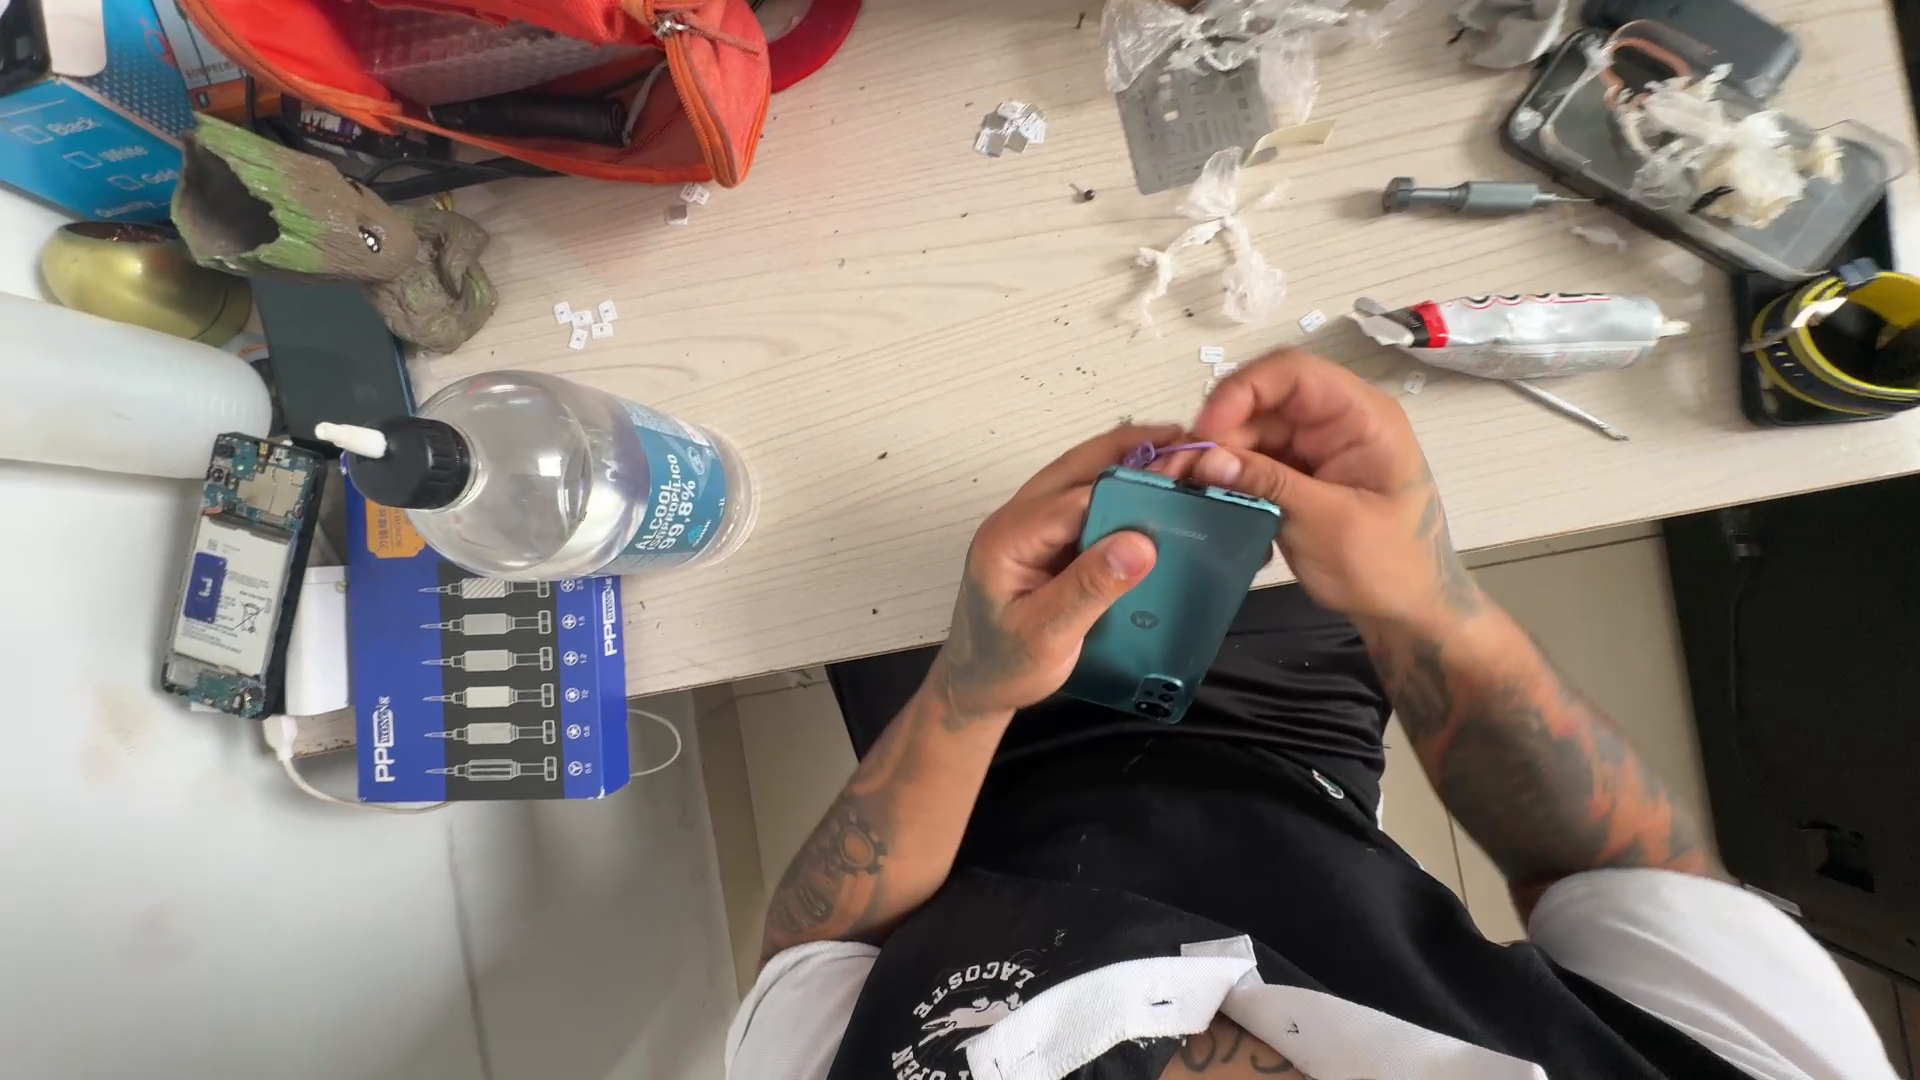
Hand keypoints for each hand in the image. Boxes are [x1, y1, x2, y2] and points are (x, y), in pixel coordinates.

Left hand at [928, 425, 1171, 717]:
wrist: (976, 682)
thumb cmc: (1001, 664)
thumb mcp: (1046, 636)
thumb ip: (1088, 589)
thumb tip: (1138, 546)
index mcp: (1008, 539)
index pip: (1076, 499)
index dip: (1129, 486)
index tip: (1179, 480)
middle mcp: (1015, 520)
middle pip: (1076, 468)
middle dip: (1131, 450)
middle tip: (1187, 442)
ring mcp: (1029, 526)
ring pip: (1079, 476)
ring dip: (1125, 461)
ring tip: (1177, 455)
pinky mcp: (1043, 537)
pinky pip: (1082, 499)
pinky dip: (1117, 488)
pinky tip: (1150, 491)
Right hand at [1186, 350, 1481, 627]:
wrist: (1405, 608)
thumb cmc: (1388, 564)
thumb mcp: (1328, 522)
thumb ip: (1268, 484)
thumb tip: (1207, 460)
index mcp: (1359, 416)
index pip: (1290, 374)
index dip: (1240, 392)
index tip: (1204, 433)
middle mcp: (1330, 421)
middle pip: (1257, 405)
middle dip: (1215, 434)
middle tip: (1177, 473)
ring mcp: (1309, 448)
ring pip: (1244, 435)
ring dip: (1212, 460)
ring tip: (1183, 490)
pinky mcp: (1291, 474)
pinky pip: (1246, 463)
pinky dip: (1224, 481)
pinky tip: (1208, 502)